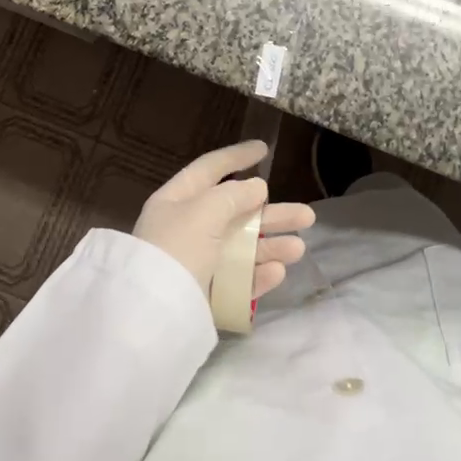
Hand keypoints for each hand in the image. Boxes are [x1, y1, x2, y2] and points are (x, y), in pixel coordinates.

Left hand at [132, 140, 315, 299]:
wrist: (152, 312)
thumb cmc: (176, 248)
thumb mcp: (203, 211)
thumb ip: (233, 195)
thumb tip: (257, 187)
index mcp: (177, 201)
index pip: (210, 169)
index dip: (236, 157)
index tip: (264, 149)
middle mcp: (188, 228)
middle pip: (236, 213)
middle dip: (271, 213)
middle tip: (307, 215)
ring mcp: (199, 263)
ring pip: (243, 248)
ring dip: (272, 245)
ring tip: (298, 248)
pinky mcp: (207, 295)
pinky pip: (239, 280)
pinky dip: (258, 275)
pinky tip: (277, 271)